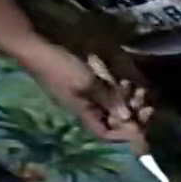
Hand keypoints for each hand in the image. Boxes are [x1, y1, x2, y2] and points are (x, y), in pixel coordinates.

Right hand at [13, 42, 153, 150]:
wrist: (35, 47)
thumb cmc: (60, 67)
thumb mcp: (88, 84)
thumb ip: (109, 101)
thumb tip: (128, 118)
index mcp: (83, 114)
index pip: (106, 134)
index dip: (124, 134)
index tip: (140, 122)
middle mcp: (86, 109)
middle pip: (116, 122)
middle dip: (134, 115)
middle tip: (145, 103)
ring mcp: (86, 98)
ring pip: (116, 109)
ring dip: (131, 102)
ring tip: (138, 90)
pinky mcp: (88, 87)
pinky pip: (110, 96)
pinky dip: (122, 92)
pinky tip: (128, 83)